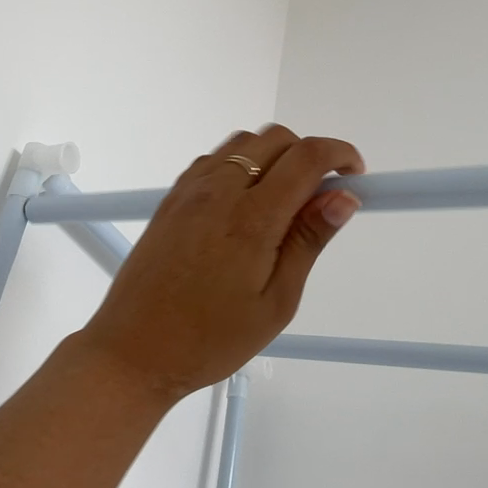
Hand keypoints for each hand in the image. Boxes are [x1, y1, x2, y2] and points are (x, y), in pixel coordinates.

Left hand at [69, 125, 363, 401]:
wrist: (133, 350)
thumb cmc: (210, 339)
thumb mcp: (275, 302)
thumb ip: (308, 241)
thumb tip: (342, 198)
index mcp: (251, 218)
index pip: (306, 156)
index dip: (339, 154)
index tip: (354, 175)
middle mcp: (218, 191)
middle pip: (275, 138)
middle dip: (307, 154)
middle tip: (318, 198)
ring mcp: (189, 191)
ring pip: (242, 143)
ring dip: (272, 157)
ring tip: (282, 204)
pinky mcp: (171, 199)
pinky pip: (213, 160)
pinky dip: (239, 166)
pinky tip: (243, 207)